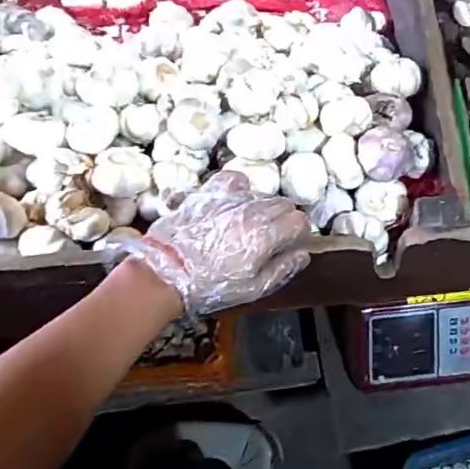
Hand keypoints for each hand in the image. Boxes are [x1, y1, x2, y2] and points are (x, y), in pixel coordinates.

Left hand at [100, 172, 310, 315]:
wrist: (166, 272)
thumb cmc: (209, 285)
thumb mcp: (253, 288)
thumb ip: (282, 268)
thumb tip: (303, 255)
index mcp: (265, 235)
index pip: (299, 221)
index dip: (299, 233)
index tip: (291, 243)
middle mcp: (252, 211)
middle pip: (283, 204)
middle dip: (283, 220)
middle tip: (271, 238)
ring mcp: (230, 199)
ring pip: (262, 194)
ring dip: (263, 207)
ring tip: (249, 226)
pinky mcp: (210, 192)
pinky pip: (234, 179)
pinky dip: (240, 188)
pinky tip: (236, 202)